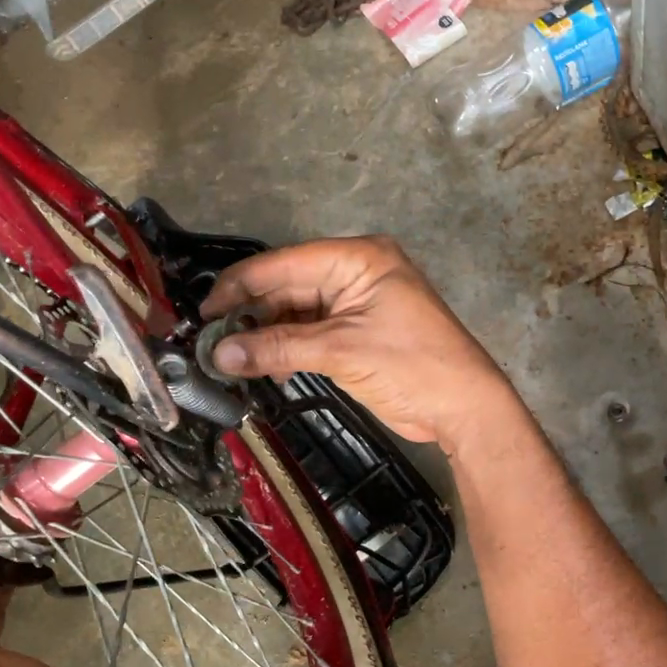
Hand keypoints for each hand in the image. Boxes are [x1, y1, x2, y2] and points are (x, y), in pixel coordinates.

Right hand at [200, 236, 519, 449]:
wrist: (464, 407)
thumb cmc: (412, 366)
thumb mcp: (341, 352)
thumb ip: (278, 348)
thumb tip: (219, 354)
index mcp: (357, 259)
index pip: (283, 264)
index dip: (240, 287)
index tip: (202, 315)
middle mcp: (356, 273)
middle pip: (288, 287)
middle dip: (252, 316)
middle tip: (212, 344)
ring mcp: (358, 304)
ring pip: (297, 313)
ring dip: (268, 336)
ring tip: (233, 360)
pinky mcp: (359, 333)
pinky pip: (313, 333)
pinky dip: (290, 349)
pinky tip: (267, 367)